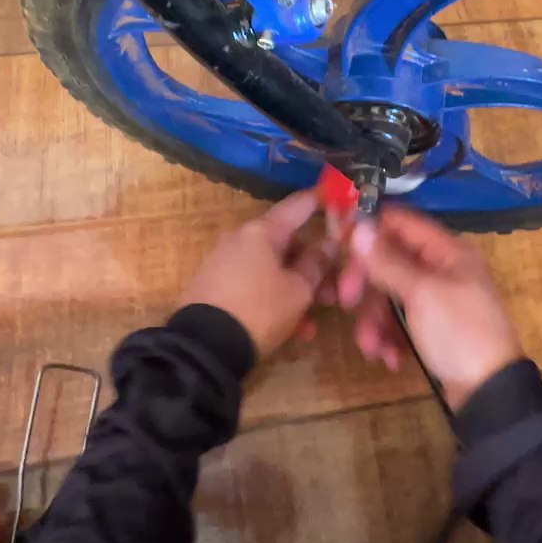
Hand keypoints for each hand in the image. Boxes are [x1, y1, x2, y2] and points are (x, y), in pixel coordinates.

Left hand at [180, 190, 333, 356]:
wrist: (203, 347)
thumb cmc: (259, 309)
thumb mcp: (297, 290)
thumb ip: (317, 263)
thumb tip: (329, 242)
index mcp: (262, 231)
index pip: (297, 205)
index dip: (320, 200)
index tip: (338, 195)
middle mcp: (241, 239)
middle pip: (286, 244)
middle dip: (312, 267)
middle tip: (333, 292)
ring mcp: (225, 263)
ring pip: (272, 269)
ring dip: (295, 291)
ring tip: (312, 323)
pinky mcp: (215, 287)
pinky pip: (254, 286)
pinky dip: (274, 301)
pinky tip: (292, 331)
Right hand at [340, 206, 522, 409]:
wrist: (490, 395)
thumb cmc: (459, 333)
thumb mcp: (421, 293)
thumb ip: (387, 260)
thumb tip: (359, 226)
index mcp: (447, 250)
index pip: (400, 223)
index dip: (370, 231)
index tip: (340, 247)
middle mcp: (442, 268)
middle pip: (391, 260)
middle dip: (367, 284)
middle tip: (346, 301)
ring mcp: (437, 299)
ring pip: (391, 293)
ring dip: (375, 319)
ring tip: (371, 347)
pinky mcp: (432, 327)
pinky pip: (401, 319)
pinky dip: (390, 336)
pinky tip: (390, 358)